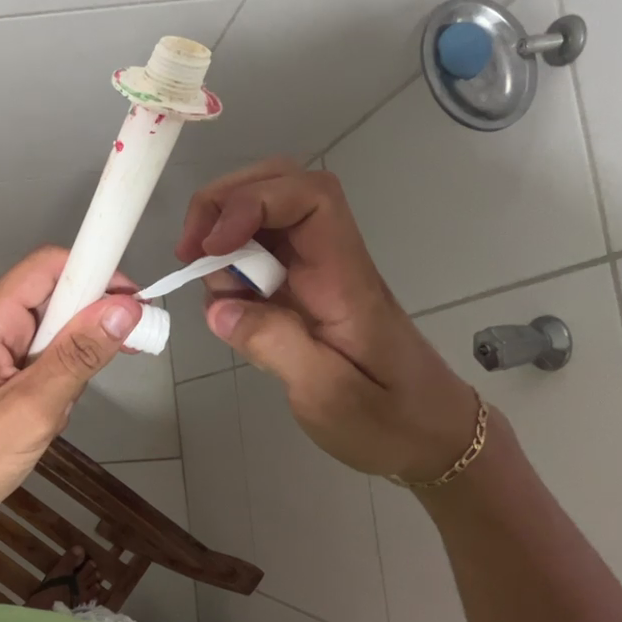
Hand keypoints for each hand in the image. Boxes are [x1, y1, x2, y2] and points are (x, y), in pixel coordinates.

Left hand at [0, 247, 142, 534]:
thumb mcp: (30, 408)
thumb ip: (77, 357)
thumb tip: (121, 311)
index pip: (49, 266)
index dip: (96, 273)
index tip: (134, 300)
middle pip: (56, 299)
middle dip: (89, 327)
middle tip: (120, 355)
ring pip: (55, 339)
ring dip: (72, 368)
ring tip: (58, 408)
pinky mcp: (2, 384)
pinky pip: (44, 369)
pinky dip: (59, 390)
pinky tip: (48, 420)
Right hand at [177, 159, 477, 480]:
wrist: (430, 437)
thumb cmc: (390, 422)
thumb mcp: (331, 397)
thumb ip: (277, 347)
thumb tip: (220, 307)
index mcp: (345, 278)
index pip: (310, 197)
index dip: (254, 201)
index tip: (212, 247)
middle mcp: (329, 261)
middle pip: (282, 185)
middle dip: (226, 203)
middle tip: (191, 252)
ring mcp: (313, 272)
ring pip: (265, 213)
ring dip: (221, 236)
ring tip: (210, 289)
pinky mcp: (299, 289)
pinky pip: (257, 254)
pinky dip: (226, 266)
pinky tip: (226, 307)